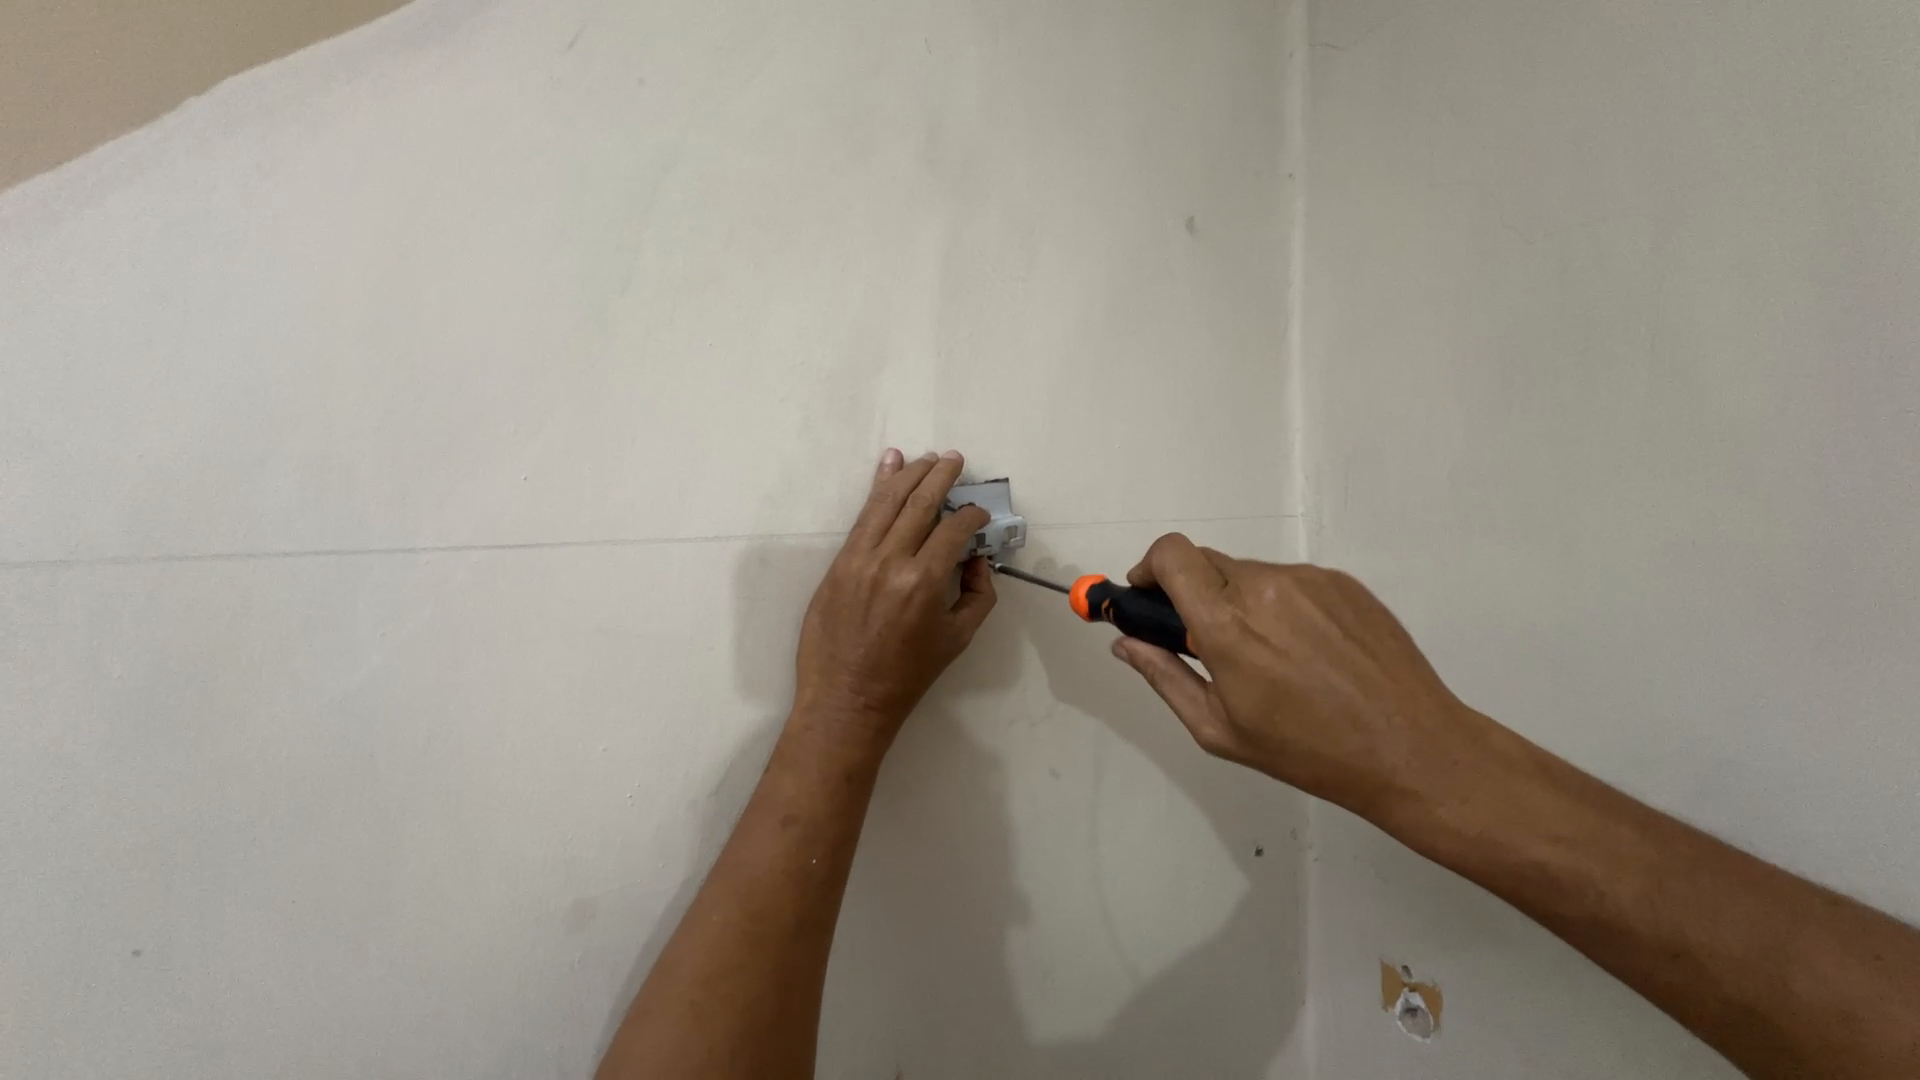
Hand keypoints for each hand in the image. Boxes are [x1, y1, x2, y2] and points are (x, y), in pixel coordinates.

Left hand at [791, 449, 997, 745]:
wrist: (846, 700)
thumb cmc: (907, 675)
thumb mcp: (957, 639)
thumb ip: (977, 594)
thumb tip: (974, 559)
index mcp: (923, 582)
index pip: (954, 530)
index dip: (972, 517)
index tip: (980, 514)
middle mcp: (890, 562)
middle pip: (920, 504)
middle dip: (941, 476)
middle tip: (955, 459)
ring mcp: (859, 559)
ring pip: (887, 502)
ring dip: (909, 474)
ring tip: (926, 458)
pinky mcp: (839, 563)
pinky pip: (862, 517)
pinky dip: (876, 488)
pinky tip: (888, 466)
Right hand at [1110, 533, 1484, 817]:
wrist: (1411, 747)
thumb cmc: (1305, 749)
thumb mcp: (1218, 728)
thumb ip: (1164, 677)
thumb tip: (1126, 644)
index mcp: (1227, 623)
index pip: (1170, 555)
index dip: (1149, 567)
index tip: (1148, 597)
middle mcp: (1265, 586)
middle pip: (1204, 562)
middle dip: (1189, 591)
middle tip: (1205, 640)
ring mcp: (1308, 579)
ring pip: (1247, 572)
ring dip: (1237, 600)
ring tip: (1268, 655)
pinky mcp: (1343, 582)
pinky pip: (1289, 581)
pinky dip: (1279, 605)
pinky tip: (1305, 651)